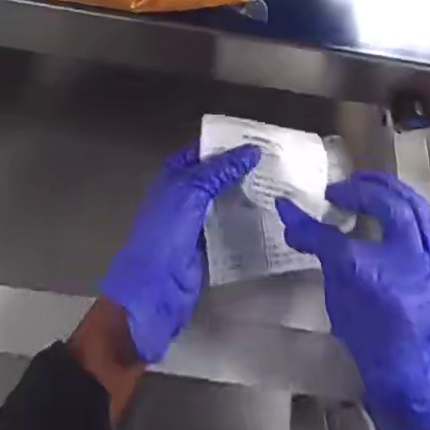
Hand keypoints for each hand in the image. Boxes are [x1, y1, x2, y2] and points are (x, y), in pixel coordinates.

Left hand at [98, 145, 260, 362]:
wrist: (153, 291)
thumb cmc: (166, 233)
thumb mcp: (192, 191)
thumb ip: (220, 170)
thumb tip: (251, 150)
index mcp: (172, 177)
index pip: (200, 151)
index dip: (223, 143)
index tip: (254, 138)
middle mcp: (182, 196)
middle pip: (214, 175)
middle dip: (239, 168)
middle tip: (272, 160)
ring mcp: (194, 222)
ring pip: (222, 200)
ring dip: (244, 193)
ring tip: (276, 182)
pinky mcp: (206, 246)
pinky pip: (227, 226)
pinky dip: (244, 219)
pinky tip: (266, 214)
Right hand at [278, 172, 429, 429]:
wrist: (409, 364)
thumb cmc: (368, 330)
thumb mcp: (335, 292)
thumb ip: (317, 249)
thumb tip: (289, 215)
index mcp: (373, 272)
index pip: (335, 238)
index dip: (308, 222)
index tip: (288, 206)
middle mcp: (404, 257)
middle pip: (386, 205)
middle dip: (359, 189)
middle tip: (336, 189)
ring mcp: (425, 254)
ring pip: (411, 203)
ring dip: (385, 186)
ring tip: (363, 182)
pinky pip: (423, 215)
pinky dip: (404, 198)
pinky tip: (389, 196)